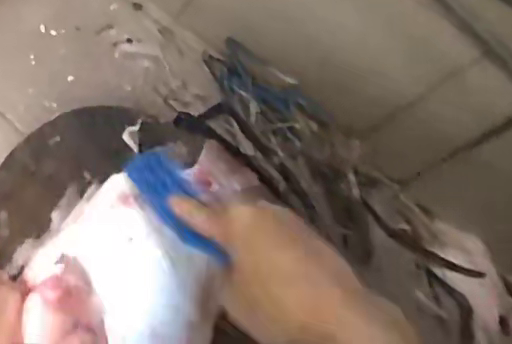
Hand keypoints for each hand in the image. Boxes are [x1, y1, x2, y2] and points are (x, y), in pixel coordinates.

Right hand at [168, 197, 416, 343]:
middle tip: (200, 213)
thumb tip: (218, 260)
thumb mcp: (235, 299)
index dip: (180, 206)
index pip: (197, 211)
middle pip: (227, 207)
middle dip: (213, 210)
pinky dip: (262, 234)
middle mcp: (256, 209)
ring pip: (252, 214)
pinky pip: (273, 226)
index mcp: (233, 221)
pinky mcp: (307, 230)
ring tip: (232, 236)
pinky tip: (264, 252)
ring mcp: (284, 216)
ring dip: (240, 222)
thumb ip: (219, 273)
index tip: (166, 196)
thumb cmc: (279, 307)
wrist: (345, 315)